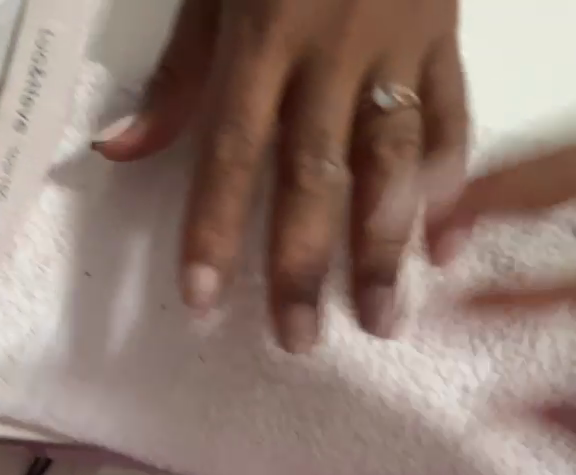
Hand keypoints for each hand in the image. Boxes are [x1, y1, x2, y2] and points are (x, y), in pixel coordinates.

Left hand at [94, 0, 468, 348]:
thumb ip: (176, 72)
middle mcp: (336, 49)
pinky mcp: (451, 31)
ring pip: (394, 161)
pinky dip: (451, 183)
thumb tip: (119, 152)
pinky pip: (456, 115)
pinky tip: (447, 247)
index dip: (215, 230)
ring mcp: (402, 42)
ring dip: (386, 248)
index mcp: (266, 34)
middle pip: (317, 176)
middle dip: (305, 265)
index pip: (231, 154)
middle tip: (298, 341)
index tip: (204, 300)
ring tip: (381, 319)